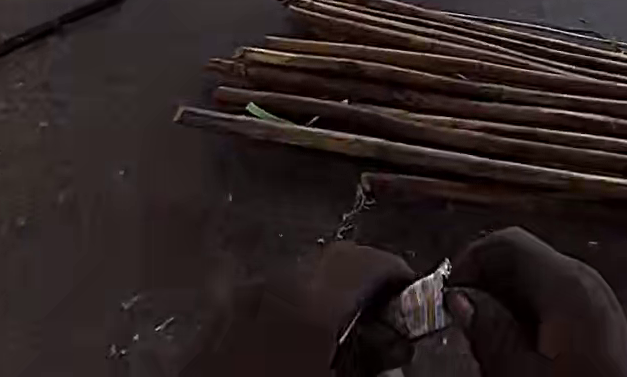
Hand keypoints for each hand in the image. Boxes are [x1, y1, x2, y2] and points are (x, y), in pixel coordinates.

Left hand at [183, 243, 414, 375]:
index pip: (361, 261)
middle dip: (360, 285)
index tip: (411, 289)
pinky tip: (292, 343)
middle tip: (382, 319)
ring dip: (324, 298)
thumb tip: (393, 358)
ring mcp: (240, 298)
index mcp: (308, 306)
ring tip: (339, 337)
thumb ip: (372, 371)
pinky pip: (263, 298)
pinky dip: (287, 309)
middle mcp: (274, 287)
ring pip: (296, 280)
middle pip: (329, 266)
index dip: (392, 269)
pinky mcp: (216, 318)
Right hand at [445, 228, 626, 376]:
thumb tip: (460, 300)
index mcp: (565, 282)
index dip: (470, 260)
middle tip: (463, 318)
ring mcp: (599, 303)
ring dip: (506, 303)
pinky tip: (521, 353)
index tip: (449, 289)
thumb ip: (490, 332)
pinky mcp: (605, 328)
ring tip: (488, 342)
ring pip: (537, 282)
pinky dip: (530, 317)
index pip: (505, 241)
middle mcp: (584, 281)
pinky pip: (556, 303)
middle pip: (521, 259)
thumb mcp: (524, 375)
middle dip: (487, 284)